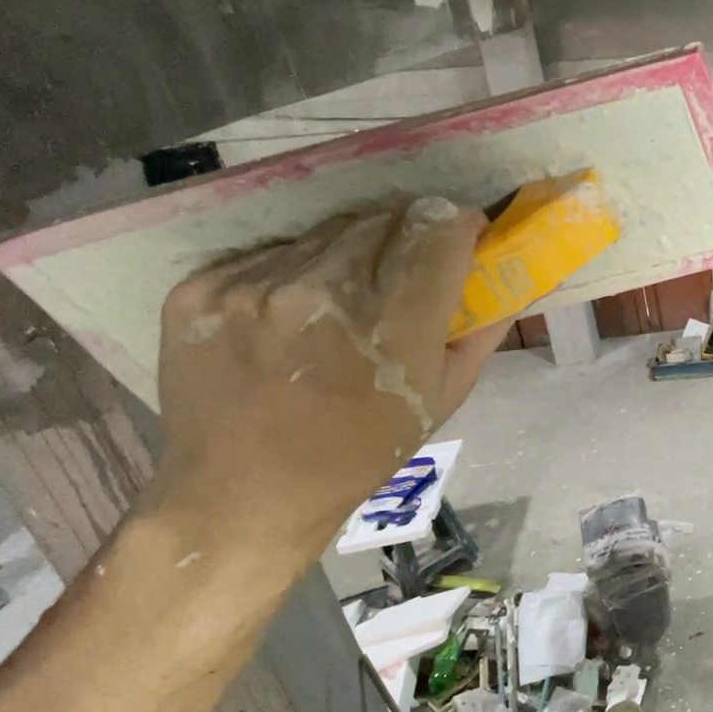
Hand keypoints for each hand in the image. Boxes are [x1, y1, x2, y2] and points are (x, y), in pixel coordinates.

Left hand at [151, 197, 513, 554]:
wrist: (242, 492)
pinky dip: (296, 267)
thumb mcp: (442, 399)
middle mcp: (325, 292)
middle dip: (413, 231)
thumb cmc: (360, 452)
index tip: (466, 231)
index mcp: (394, 325)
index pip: (440, 231)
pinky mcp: (202, 290)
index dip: (460, 224)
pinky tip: (296, 306)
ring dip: (356, 247)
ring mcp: (256, 287)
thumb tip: (510, 284)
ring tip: (351, 285)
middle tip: (414, 258)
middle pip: (388, 219)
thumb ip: (481, 333)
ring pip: (331, 231)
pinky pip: (272, 252)